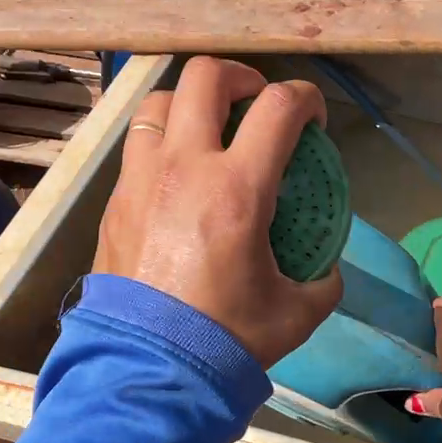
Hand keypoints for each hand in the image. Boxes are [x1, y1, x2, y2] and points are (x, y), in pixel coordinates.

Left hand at [92, 56, 342, 368]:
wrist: (153, 366)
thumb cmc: (229, 337)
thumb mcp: (296, 314)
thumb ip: (322, 283)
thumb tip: (326, 269)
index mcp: (238, 189)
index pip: (278, 109)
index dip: (305, 98)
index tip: (313, 117)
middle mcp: (185, 167)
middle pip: (205, 77)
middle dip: (239, 77)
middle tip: (255, 102)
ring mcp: (141, 180)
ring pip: (160, 104)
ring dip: (190, 105)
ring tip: (207, 132)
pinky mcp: (115, 203)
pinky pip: (138, 150)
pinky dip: (164, 146)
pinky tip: (178, 181)